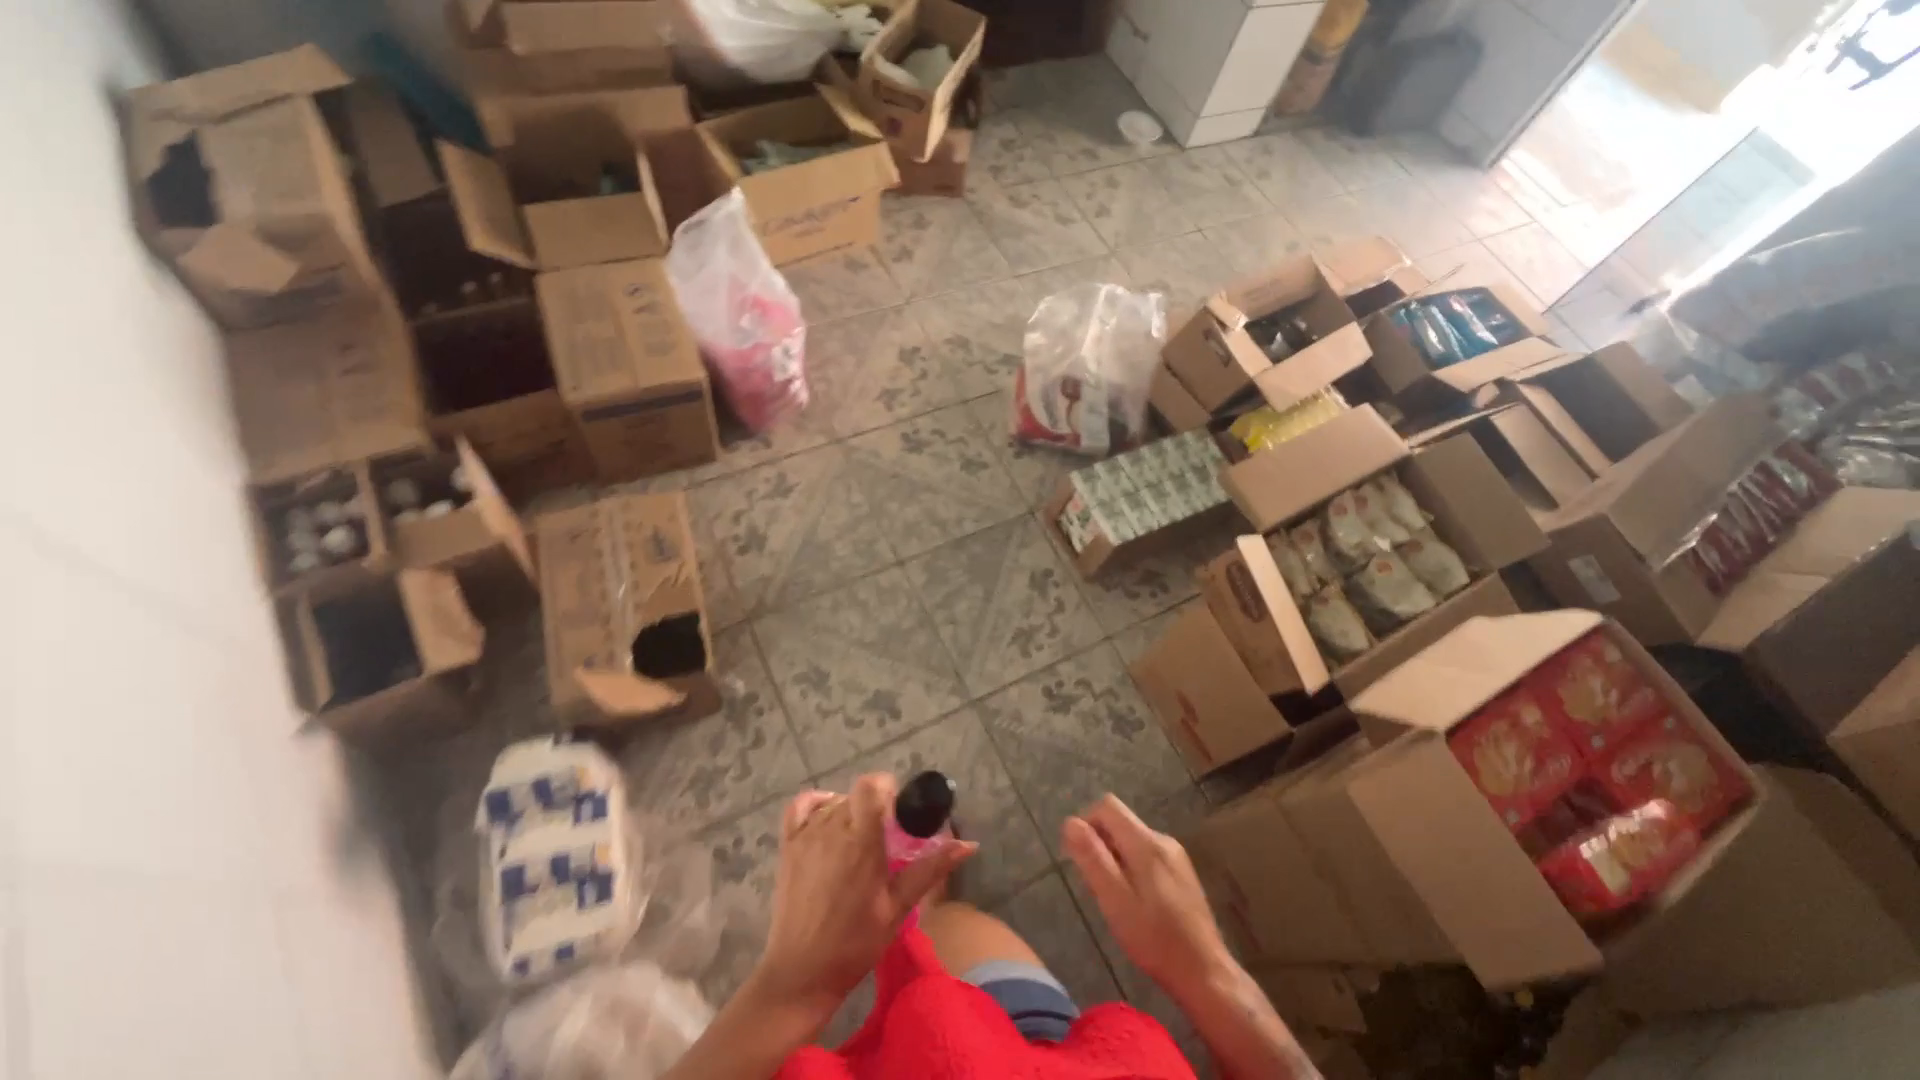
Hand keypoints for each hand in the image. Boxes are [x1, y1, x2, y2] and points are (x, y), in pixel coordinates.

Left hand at [751, 774, 975, 1016]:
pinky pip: (801, 806)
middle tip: (886, 841)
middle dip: (875, 808)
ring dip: (851, 812)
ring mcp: (805, 835)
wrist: (802, 971)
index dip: (889, 790)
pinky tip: (829, 821)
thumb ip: (931, 869)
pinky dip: (818, 804)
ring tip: (860, 843)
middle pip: (857, 795)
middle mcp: (831, 828)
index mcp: (861, 841)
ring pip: (834, 802)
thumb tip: (969, 845)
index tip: (900, 816)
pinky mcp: (787, 845)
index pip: (872, 785)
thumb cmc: (856, 942)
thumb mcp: (898, 907)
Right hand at [1063, 794, 1228, 993]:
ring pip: (1132, 841)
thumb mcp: (1115, 900)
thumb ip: (1092, 858)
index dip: (1086, 823)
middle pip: (1120, 823)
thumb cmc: (1153, 938)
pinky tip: (1134, 904)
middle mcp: (1163, 841)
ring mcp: (1176, 857)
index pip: (1107, 806)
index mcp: (1146, 843)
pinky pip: (1147, 856)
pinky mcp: (1182, 873)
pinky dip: (1131, 869)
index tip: (1079, 857)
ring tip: (1114, 900)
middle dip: (1100, 845)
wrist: (1203, 971)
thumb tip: (1070, 822)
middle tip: (1096, 887)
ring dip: (1114, 859)